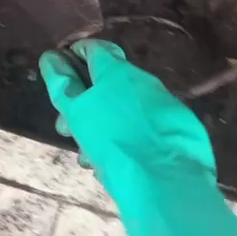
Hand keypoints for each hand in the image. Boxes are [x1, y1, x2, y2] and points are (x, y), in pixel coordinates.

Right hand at [39, 40, 215, 181]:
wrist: (167, 187)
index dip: (73, 57)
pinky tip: (120, 164)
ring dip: (105, 126)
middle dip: (85, 103)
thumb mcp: (75, 113)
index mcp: (118, 72)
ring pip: (127, 110)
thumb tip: (51, 56)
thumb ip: (61, 82)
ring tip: (91, 156)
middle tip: (69, 129)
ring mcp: (168, 107)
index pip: (93, 49)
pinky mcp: (185, 132)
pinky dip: (131, 140)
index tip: (61, 77)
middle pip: (109, 84)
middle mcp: (146, 82)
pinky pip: (148, 129)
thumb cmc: (111, 144)